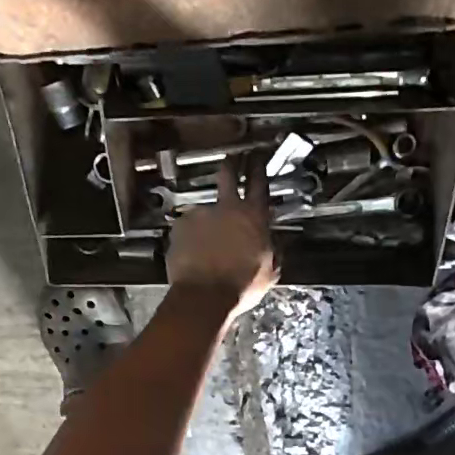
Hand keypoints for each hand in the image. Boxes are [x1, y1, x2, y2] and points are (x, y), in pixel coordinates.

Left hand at [165, 157, 277, 318]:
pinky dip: (189, 237)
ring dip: (207, 222)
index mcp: (254, 216)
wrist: (204, 296)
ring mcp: (201, 214)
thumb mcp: (270, 270)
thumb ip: (273, 250)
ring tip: (207, 246)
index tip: (257, 158)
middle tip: (231, 161)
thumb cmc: (240, 286)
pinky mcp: (180, 227)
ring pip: (205, 211)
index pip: (259, 182)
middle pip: (228, 174)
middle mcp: (227, 208)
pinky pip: (187, 228)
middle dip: (231, 165)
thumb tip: (274, 244)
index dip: (258, 167)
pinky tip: (193, 253)